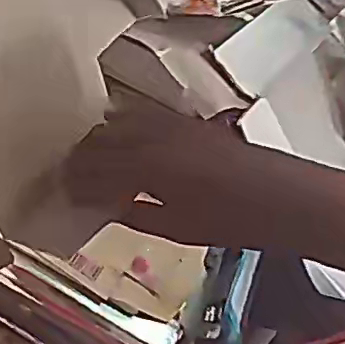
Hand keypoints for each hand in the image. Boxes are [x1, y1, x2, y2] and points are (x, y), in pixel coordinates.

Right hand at [64, 104, 314, 248]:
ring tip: (87, 160)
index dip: (74, 183)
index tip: (61, 192)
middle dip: (80, 160)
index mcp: (147, 167)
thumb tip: (107, 207)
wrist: (282, 198)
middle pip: (100, 141)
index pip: (95, 170)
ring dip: (98, 140)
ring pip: (117, 122)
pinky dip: (122, 127)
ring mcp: (171, 124)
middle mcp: (154, 137)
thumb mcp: (176, 227)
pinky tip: (120, 141)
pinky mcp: (186, 120)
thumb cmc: (231, 221)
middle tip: (67, 177)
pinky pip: (141, 116)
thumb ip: (135, 213)